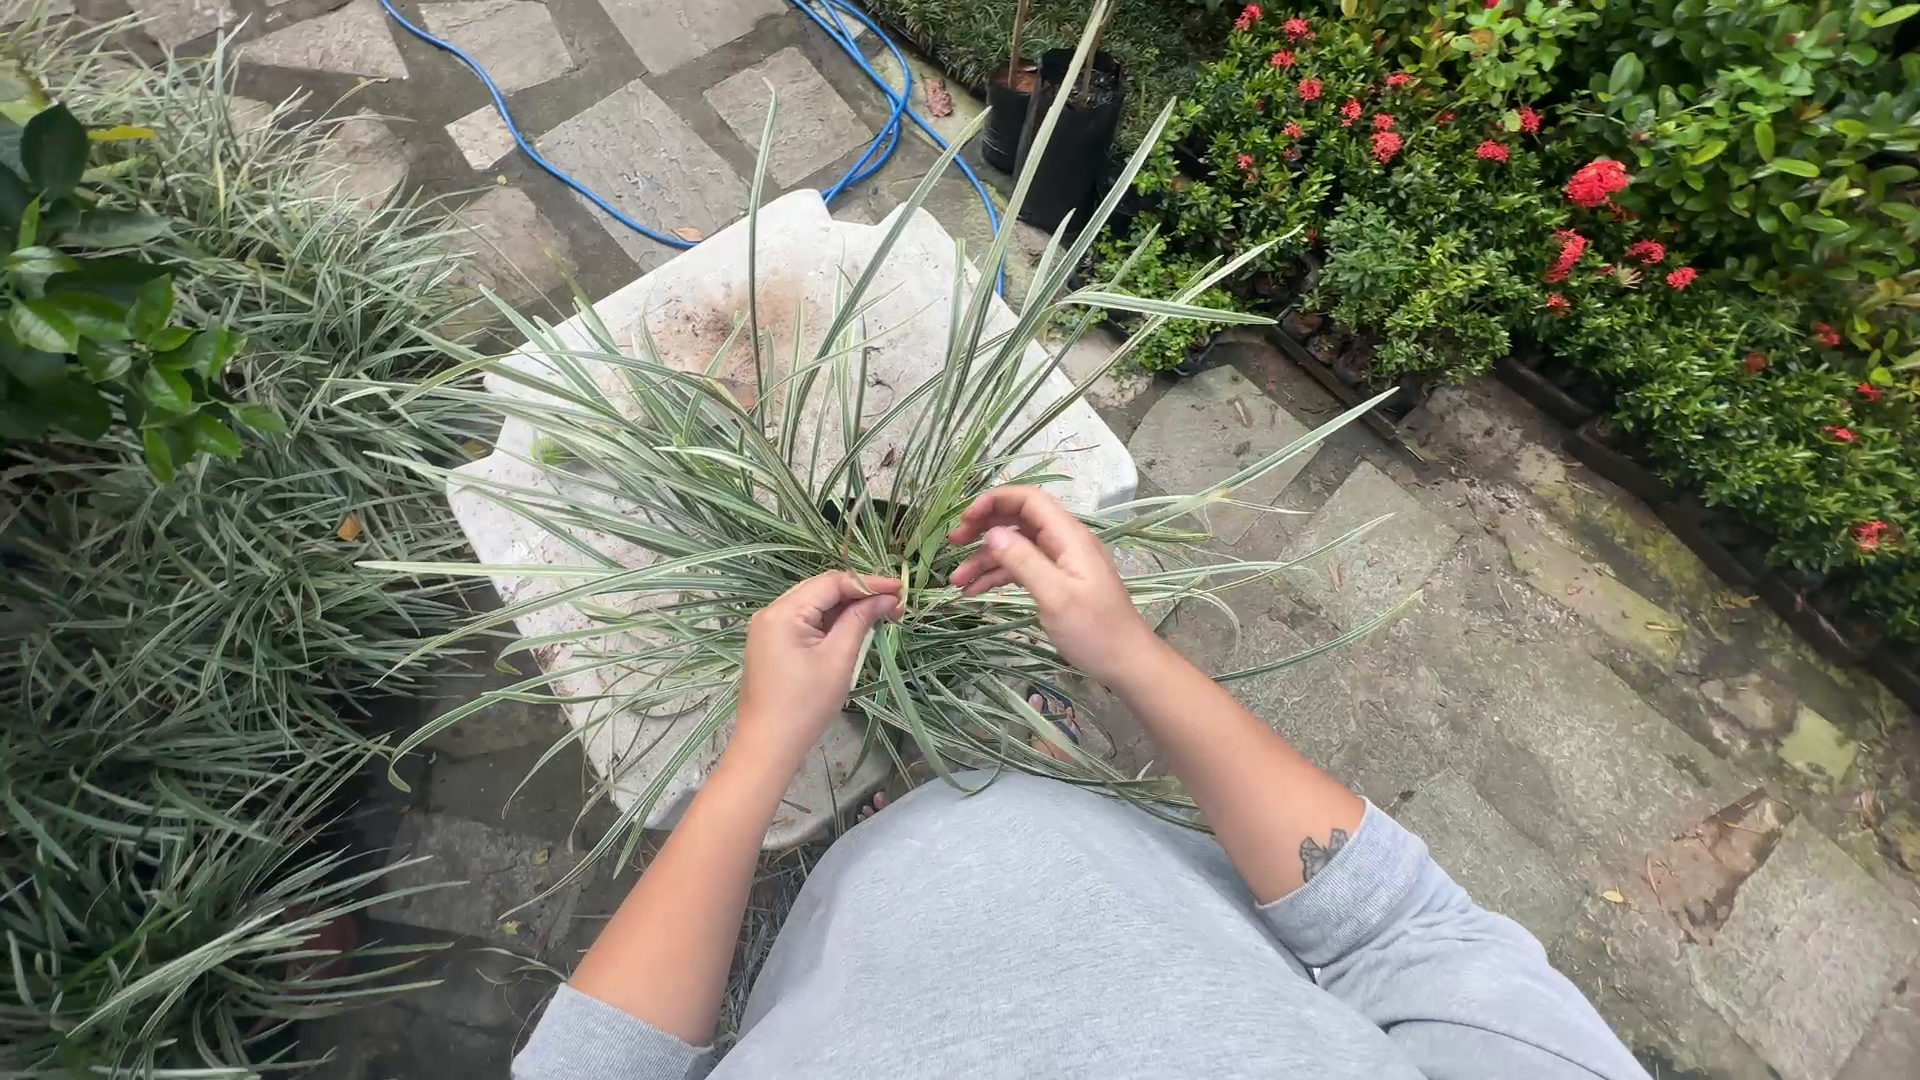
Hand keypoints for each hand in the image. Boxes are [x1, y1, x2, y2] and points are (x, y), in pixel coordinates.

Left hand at [734, 572, 900, 772]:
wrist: (768, 746)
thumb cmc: (805, 705)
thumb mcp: (838, 659)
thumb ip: (860, 621)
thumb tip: (886, 598)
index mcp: (783, 612)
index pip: (831, 582)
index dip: (868, 582)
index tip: (899, 589)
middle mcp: (771, 612)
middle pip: (821, 589)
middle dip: (859, 592)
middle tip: (894, 602)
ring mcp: (768, 628)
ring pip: (814, 604)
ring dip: (847, 607)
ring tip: (880, 613)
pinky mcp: (771, 643)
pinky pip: (805, 620)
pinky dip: (831, 621)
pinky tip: (854, 626)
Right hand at [946, 486, 1162, 686]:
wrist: (1127, 663)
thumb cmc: (1095, 631)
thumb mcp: (1055, 596)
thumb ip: (1023, 561)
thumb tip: (992, 533)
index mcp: (1069, 536)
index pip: (1029, 500)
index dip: (995, 501)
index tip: (965, 520)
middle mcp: (1065, 542)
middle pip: (1019, 520)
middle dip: (984, 528)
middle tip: (953, 543)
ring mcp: (1062, 562)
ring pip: (1016, 548)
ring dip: (985, 560)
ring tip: (955, 581)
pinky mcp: (1058, 582)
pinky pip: (1022, 569)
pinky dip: (998, 577)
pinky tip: (975, 592)